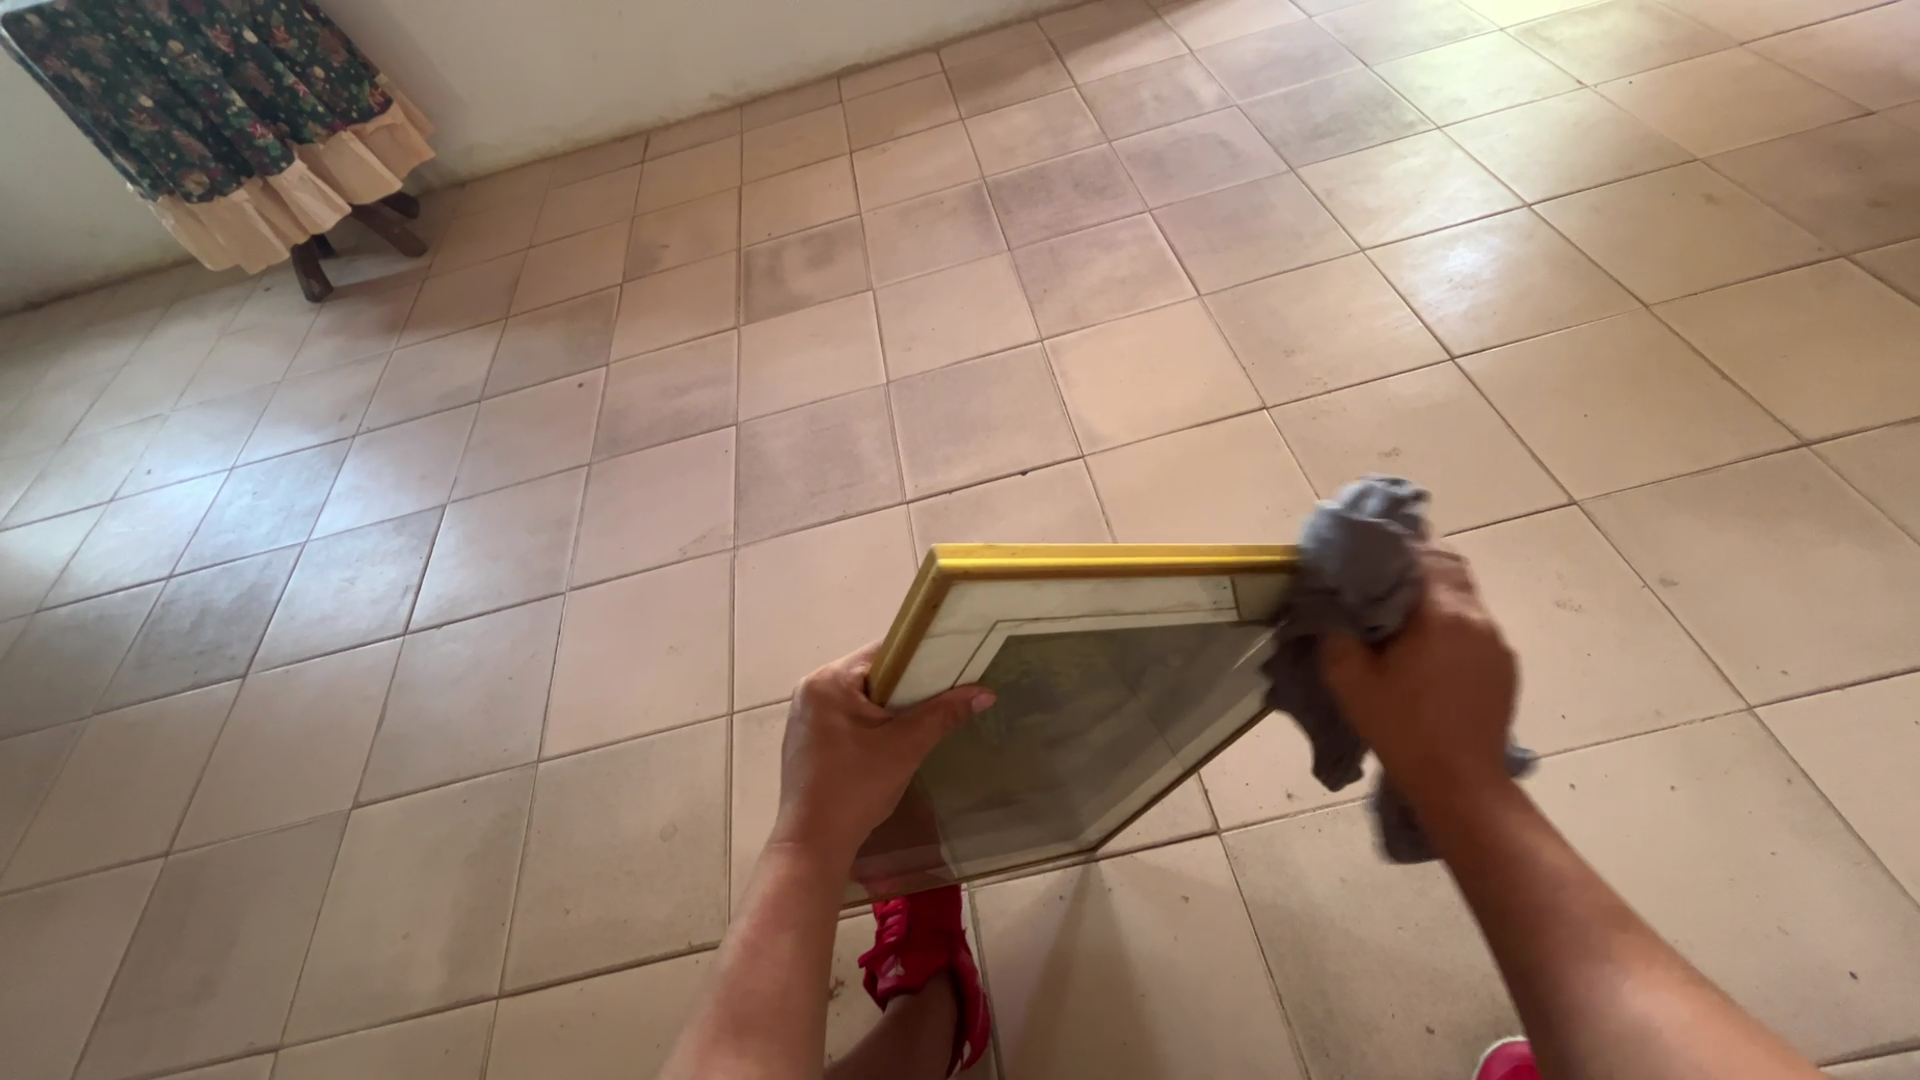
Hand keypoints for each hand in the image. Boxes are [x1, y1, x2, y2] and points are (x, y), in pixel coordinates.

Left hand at [767, 643, 994, 865]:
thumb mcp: (906, 746)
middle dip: (907, 687)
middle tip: (943, 697)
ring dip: (890, 708)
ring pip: (861, 697)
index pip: (884, 652)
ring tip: (922, 720)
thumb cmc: (856, 787)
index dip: (920, 658)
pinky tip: (891, 742)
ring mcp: (805, 715)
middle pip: (872, 674)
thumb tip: (985, 692)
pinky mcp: (807, 738)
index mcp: (828, 680)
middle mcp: (811, 688)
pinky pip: (847, 716)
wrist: (813, 844)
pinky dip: (871, 724)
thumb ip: (944, 714)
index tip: (951, 669)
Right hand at [1320, 545, 1518, 803]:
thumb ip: (1336, 634)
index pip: (1426, 554)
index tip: (1367, 547)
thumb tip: (1332, 608)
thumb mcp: (1349, 679)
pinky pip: (1473, 626)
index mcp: (1442, 615)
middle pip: (1451, 568)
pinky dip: (1447, 622)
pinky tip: (1423, 648)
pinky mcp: (1503, 666)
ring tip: (1396, 613)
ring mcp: (1497, 644)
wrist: (1459, 783)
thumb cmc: (1401, 727)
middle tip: (1377, 574)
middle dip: (1415, 563)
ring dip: (1432, 594)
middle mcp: (1479, 619)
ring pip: (1464, 597)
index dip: (1396, 544)